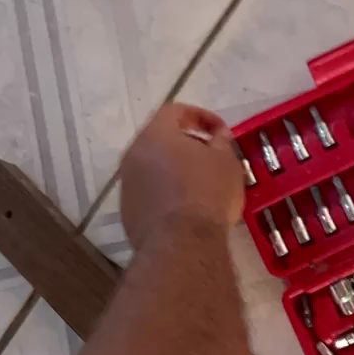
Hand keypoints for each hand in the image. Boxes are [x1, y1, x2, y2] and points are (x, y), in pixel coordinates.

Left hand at [119, 104, 243, 248]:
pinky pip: (149, 194)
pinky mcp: (128, 212)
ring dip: (175, 172)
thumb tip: (218, 135)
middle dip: (187, 145)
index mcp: (156, 135)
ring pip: (152, 168)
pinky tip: (187, 211)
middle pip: (160, 140)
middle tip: (211, 158)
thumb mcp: (227, 162)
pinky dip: (167, 195)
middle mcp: (134, 155)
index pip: (175, 111)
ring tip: (201, 187)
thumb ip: (222, 142)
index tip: (221, 132)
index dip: (201, 116)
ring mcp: (127, 185)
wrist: (182, 243)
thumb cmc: (207, 193)